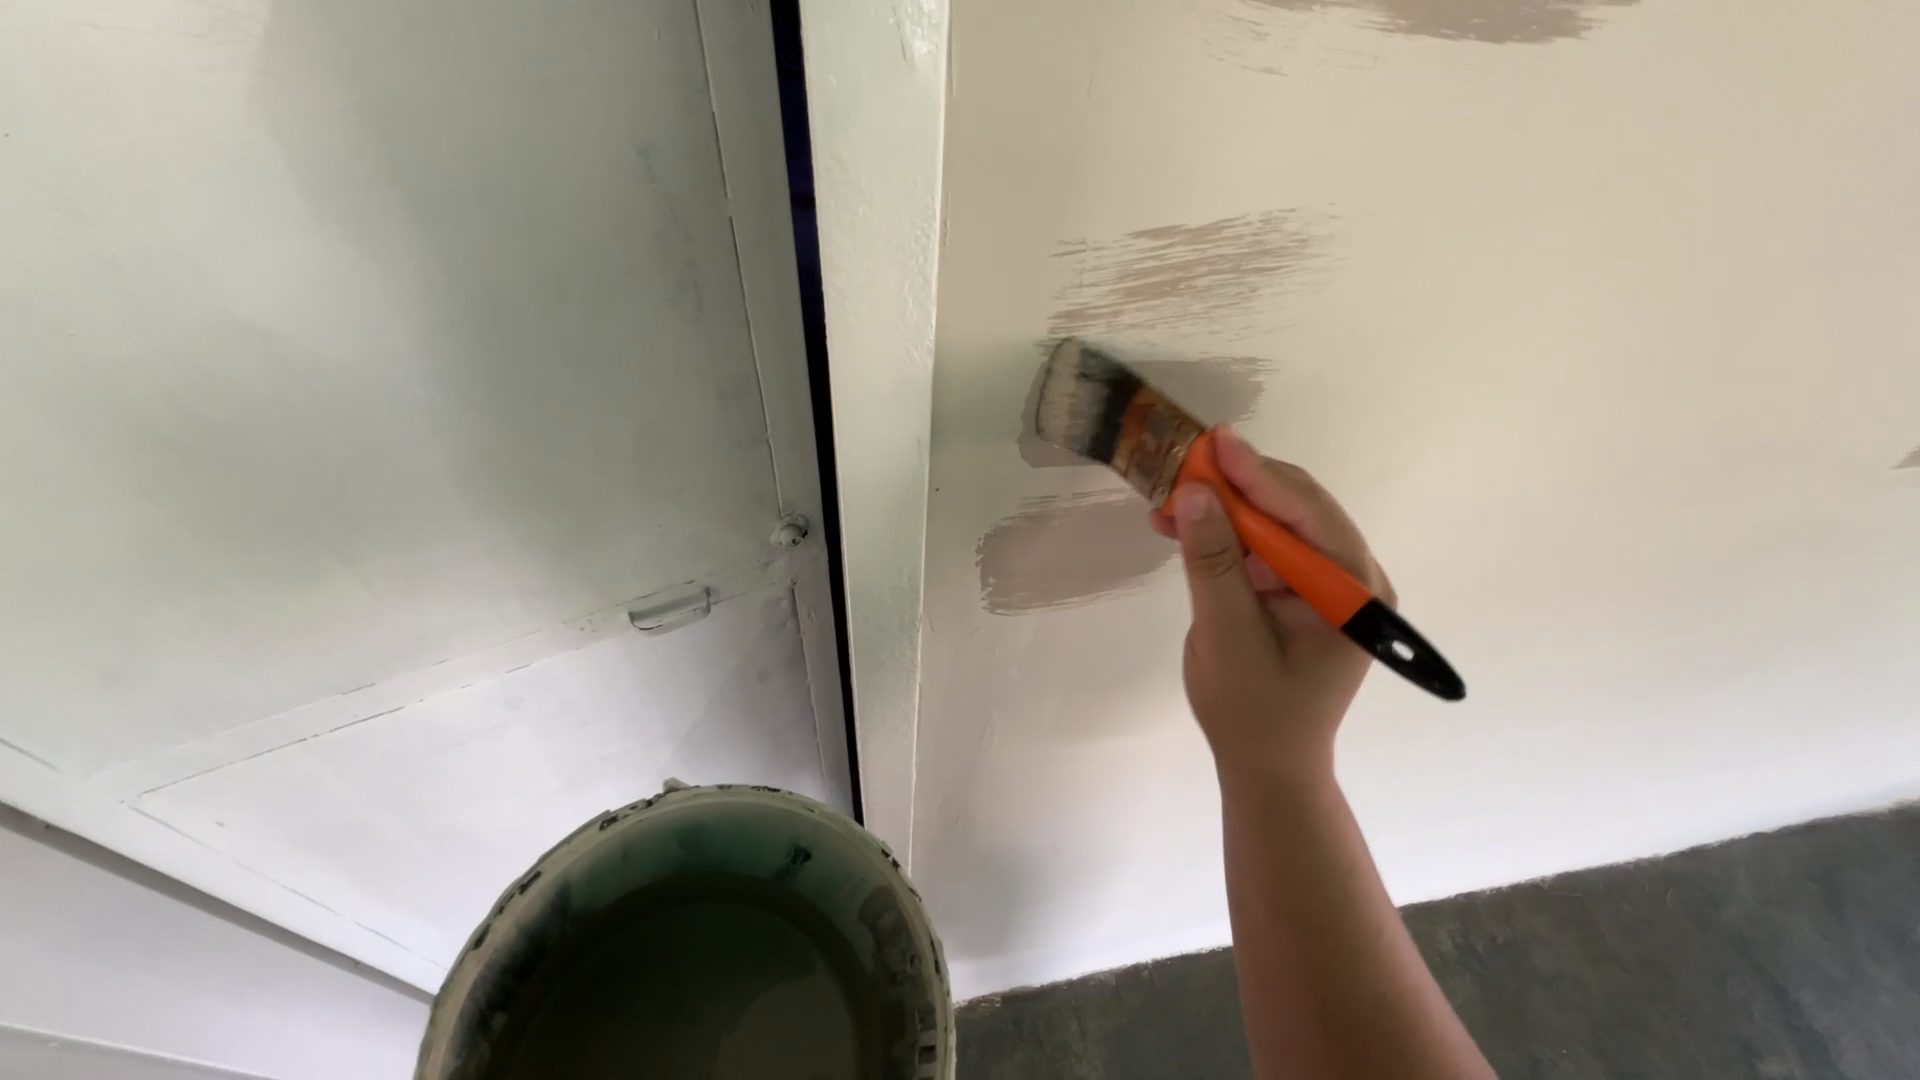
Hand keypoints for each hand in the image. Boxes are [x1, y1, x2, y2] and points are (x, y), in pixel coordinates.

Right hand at [1149, 428, 1394, 781]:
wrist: (1265, 764)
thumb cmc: (1253, 712)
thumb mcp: (1228, 636)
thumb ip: (1213, 563)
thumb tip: (1192, 492)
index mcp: (1354, 593)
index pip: (1310, 516)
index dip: (1260, 476)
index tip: (1214, 443)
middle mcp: (1348, 579)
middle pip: (1295, 510)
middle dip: (1238, 485)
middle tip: (1184, 462)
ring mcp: (1322, 584)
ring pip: (1274, 522)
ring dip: (1223, 506)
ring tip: (1169, 495)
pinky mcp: (1294, 591)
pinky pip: (1259, 546)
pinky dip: (1221, 532)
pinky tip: (1180, 524)